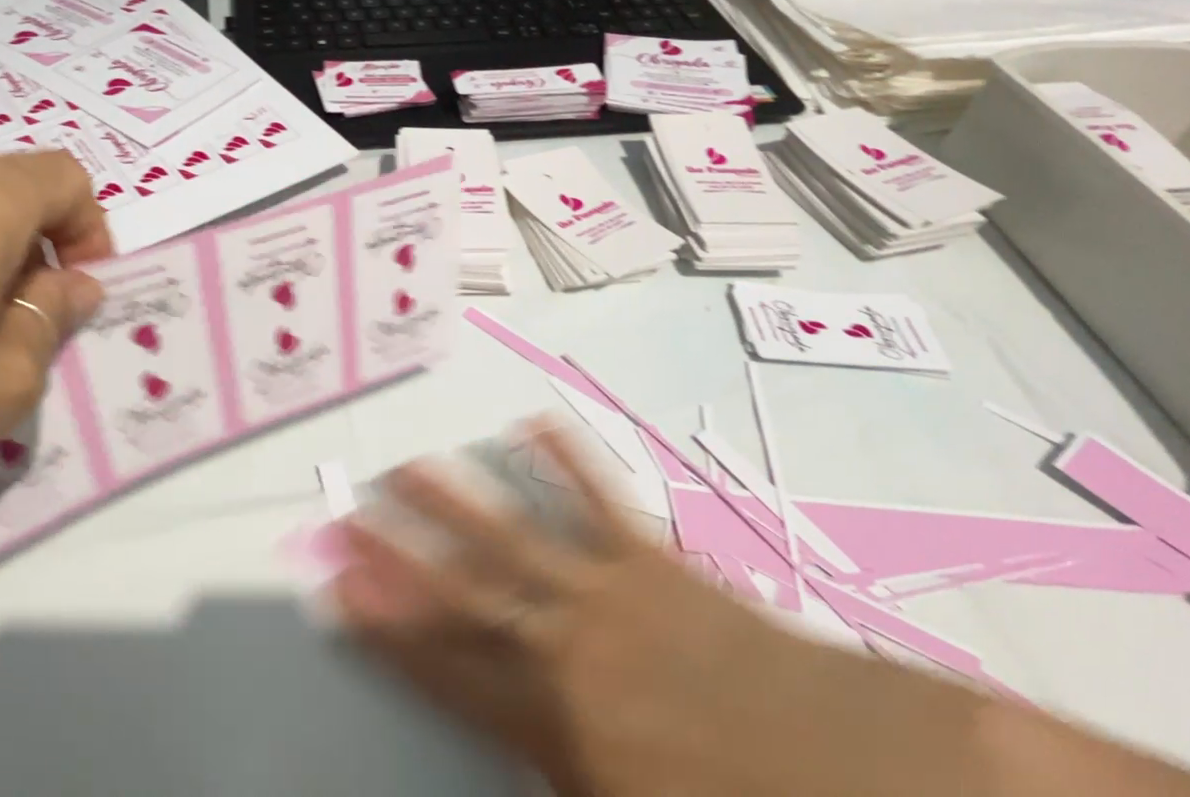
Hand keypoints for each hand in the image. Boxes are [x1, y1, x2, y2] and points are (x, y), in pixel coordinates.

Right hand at [330, 422, 995, 796]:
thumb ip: (548, 765)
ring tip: (408, 467)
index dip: (385, 631)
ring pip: (515, 538)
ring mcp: (610, 596)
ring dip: (457, 502)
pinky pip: (602, 505)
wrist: (849, 766)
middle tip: (346, 518)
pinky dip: (567, 463)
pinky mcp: (657, 564)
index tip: (339, 593)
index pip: (443, 670)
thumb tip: (499, 733)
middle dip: (398, 556)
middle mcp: (564, 649)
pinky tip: (532, 427)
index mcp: (552, 724)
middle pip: (463, 593)